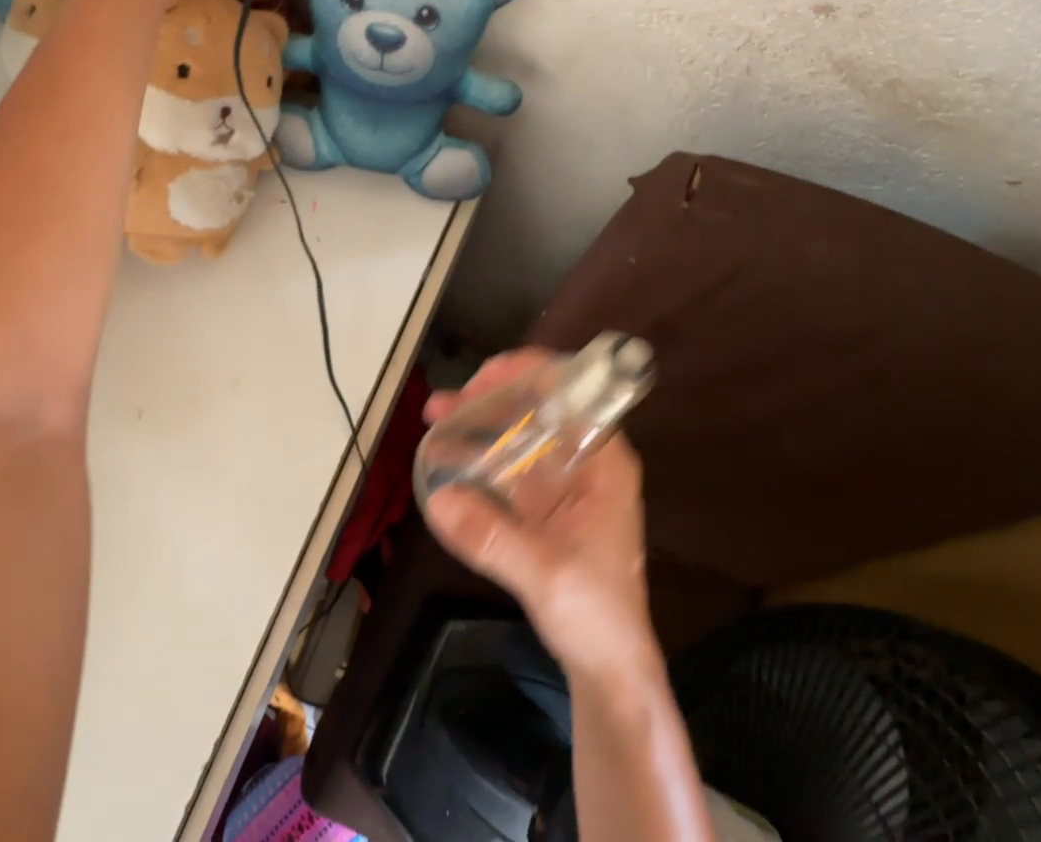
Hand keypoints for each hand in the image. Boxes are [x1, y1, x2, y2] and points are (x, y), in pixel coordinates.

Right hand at [422, 351, 657, 678]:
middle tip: (443, 404)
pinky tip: (444, 460)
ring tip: (433, 419)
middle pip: (539, 410)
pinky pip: (508, 471)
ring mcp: (563, 487)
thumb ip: (493, 538)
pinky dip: (478, 460)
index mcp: (604, 464)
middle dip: (491, 399)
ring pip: (519, 438)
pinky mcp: (542, 511)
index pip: (571, 395)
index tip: (479, 381)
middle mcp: (585, 465)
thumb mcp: (546, 574)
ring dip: (478, 425)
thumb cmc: (595, 614)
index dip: (527, 375)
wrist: (608, 666)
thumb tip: (437, 499)